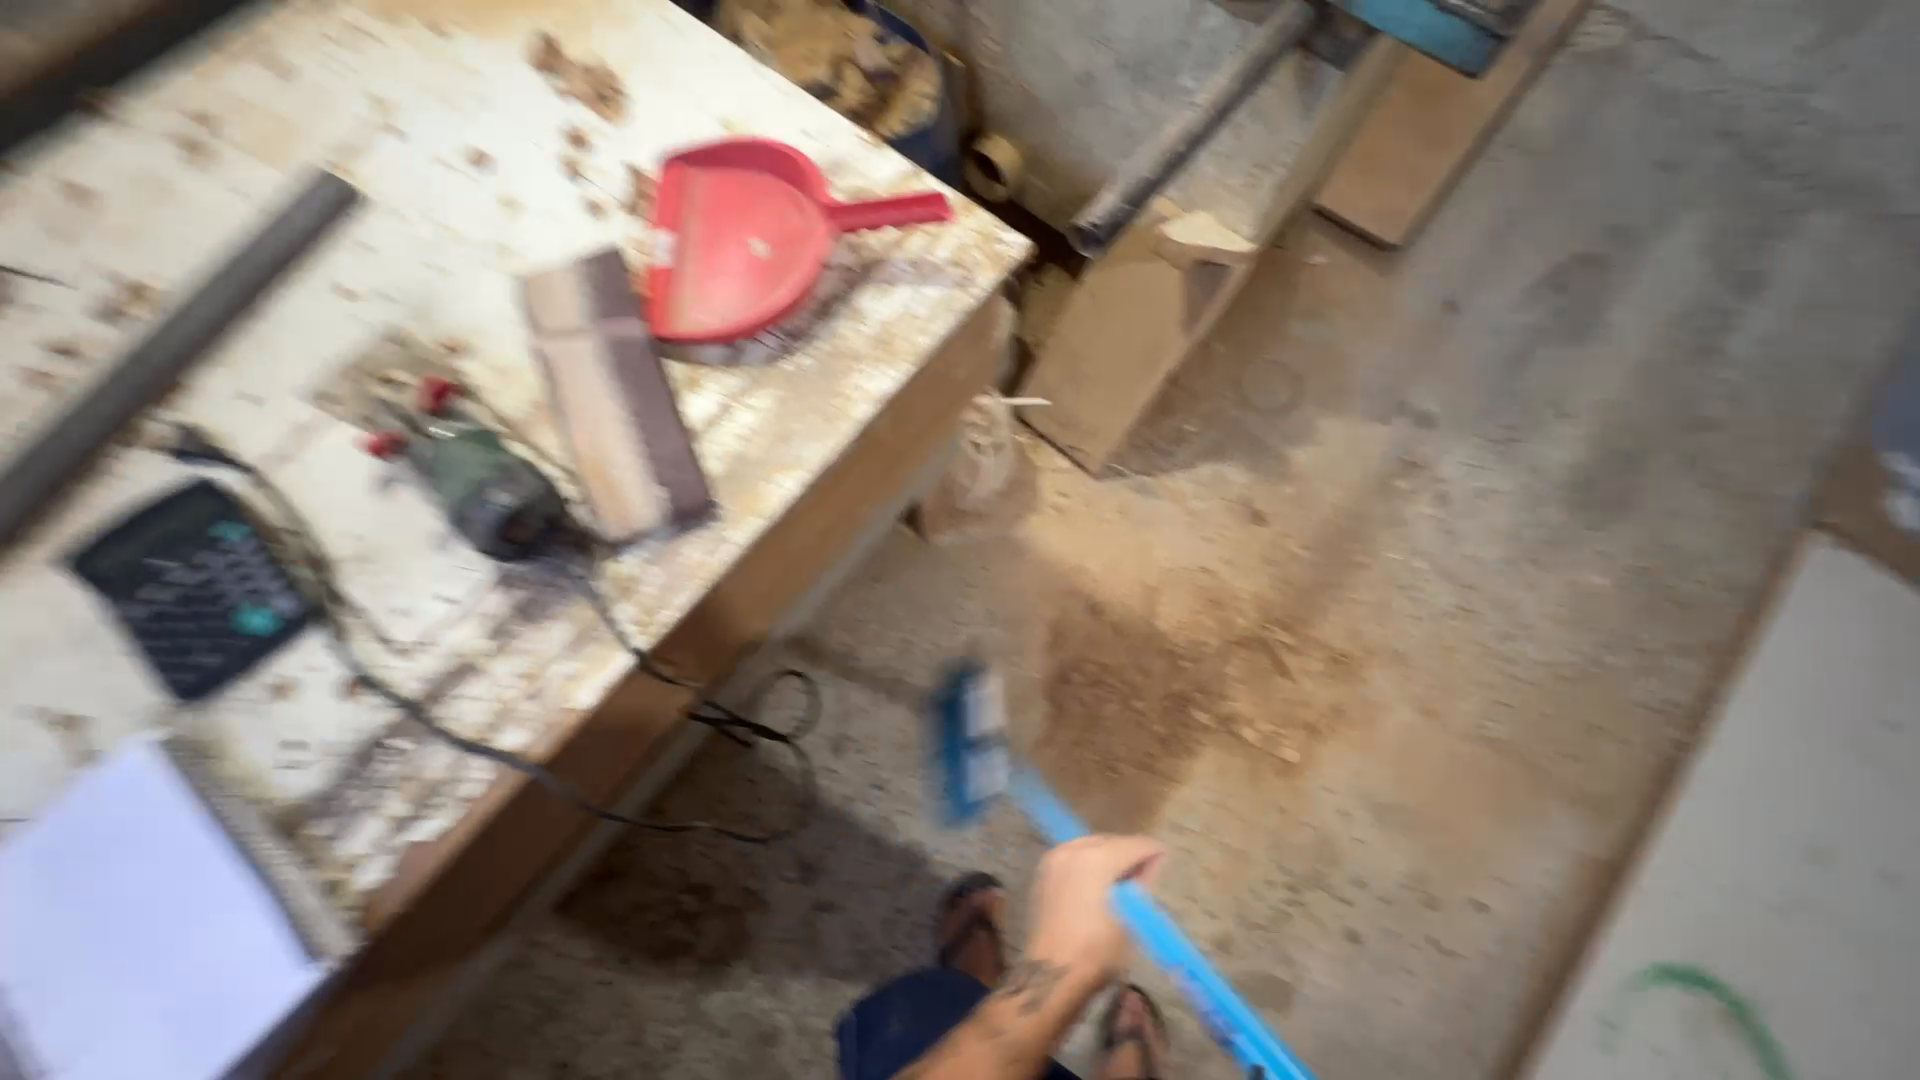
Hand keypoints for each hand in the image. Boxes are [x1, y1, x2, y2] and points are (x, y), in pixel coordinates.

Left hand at [1022, 834, 1165, 983]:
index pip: (1132, 845)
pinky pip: (1073, 857)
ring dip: (1108, 856)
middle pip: (1109, 841)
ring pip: (1089, 846)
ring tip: (1123, 877)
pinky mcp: (1043, 872)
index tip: (1164, 858)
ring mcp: (1054, 859)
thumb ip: (1141, 885)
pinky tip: (1099, 881)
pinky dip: (1088, 863)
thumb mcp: (1131, 920)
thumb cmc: (1098, 951)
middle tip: (1146, 870)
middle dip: (1128, 852)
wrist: (1052, 972)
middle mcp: (1072, 850)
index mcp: (1096, 859)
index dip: (1152, 851)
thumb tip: (1149, 866)